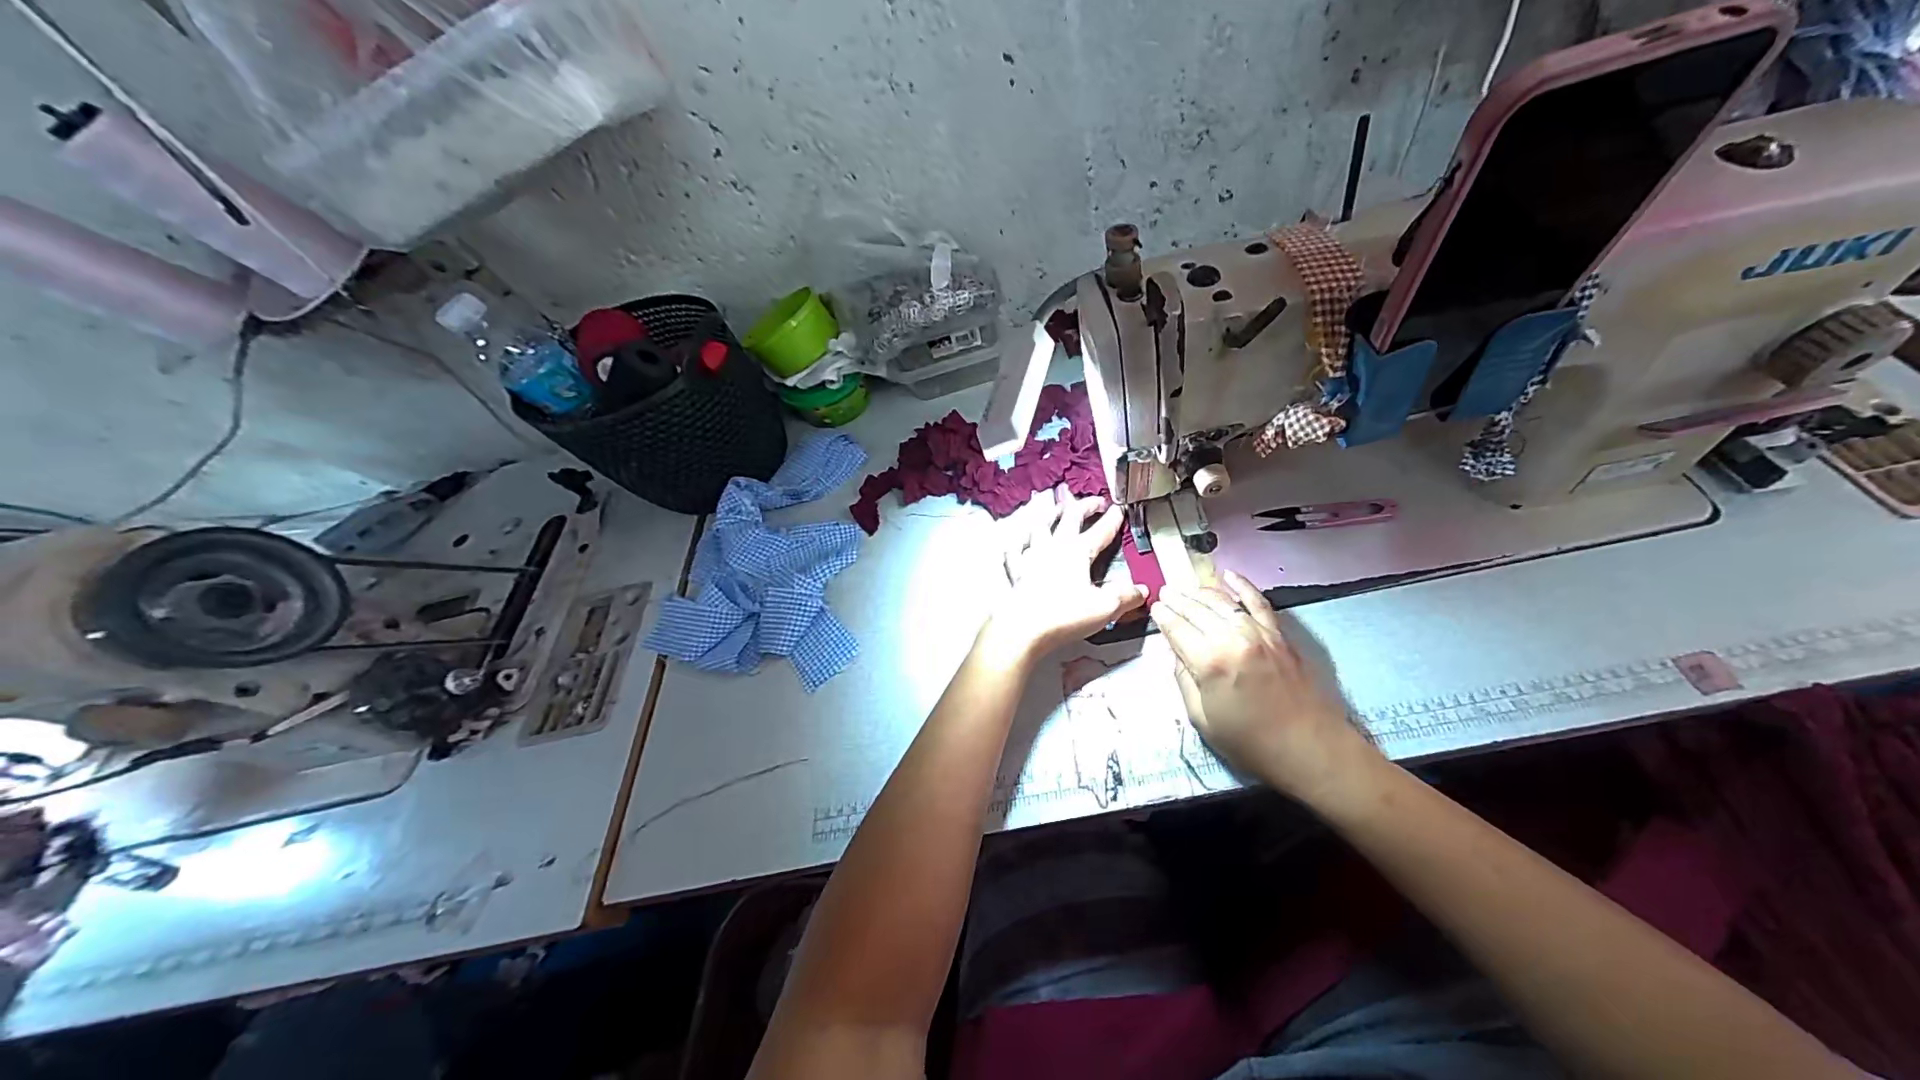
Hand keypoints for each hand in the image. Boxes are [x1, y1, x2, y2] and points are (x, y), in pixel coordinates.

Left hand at [982, 487, 1147, 663]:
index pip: (1100, 531)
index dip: (1112, 519)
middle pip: (1069, 518)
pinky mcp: (1016, 572)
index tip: (1119, 509)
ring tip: (1054, 508)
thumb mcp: (1104, 608)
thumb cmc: (1063, 615)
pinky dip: (1018, 542)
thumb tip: (1141, 591)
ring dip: (1049, 514)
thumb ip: (1125, 596)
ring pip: (1039, 526)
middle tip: (1094, 502)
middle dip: (1084, 506)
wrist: (1023, 628)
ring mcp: (1031, 557)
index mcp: (1078, 552)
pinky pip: (1015, 551)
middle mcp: (1054, 548)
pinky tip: (1018, 541)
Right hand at [1151, 570, 1378, 803]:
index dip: (1163, 616)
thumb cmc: (1251, 742)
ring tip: (1187, 589)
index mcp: (1209, 662)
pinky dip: (1243, 586)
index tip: (1154, 608)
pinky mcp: (1280, 636)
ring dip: (1202, 592)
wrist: (1310, 749)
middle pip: (1198, 610)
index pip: (1177, 629)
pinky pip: (1259, 603)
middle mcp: (1233, 639)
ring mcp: (1259, 634)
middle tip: (1165, 594)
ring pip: (1224, 602)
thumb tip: (1178, 653)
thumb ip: (1185, 680)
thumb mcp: (1202, 719)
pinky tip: (1230, 575)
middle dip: (1178, 600)